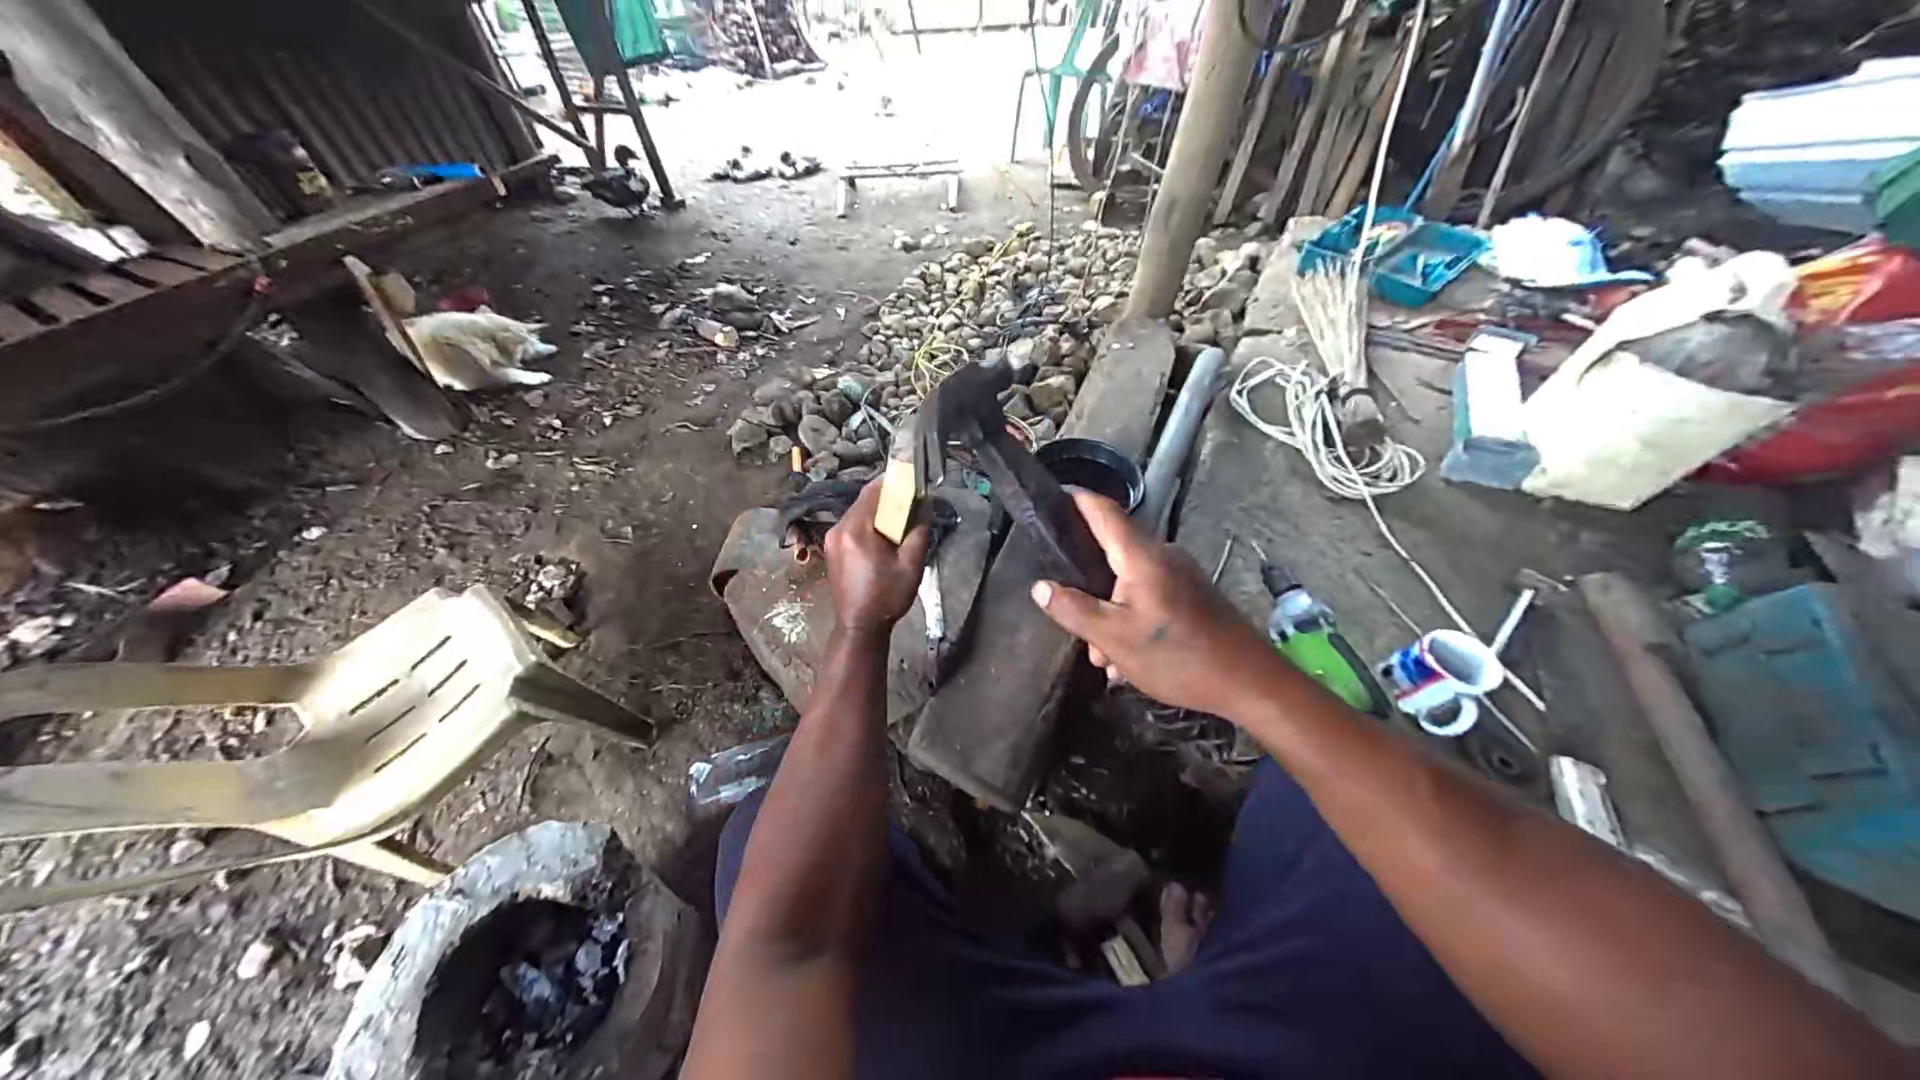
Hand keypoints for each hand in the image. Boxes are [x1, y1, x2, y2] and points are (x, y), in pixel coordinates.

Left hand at [825, 478, 930, 637]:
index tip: (910, 480)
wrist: (859, 626)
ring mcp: (832, 539)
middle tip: (909, 501)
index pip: (873, 491)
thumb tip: (924, 504)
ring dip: (877, 512)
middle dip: (887, 498)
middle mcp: (839, 529)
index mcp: (857, 530)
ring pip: (857, 513)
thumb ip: (918, 529)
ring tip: (898, 519)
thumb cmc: (887, 597)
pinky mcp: (832, 549)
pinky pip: (851, 526)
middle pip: (864, 501)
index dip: (892, 482)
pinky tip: (882, 535)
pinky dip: (868, 524)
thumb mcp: (911, 564)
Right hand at [1030, 492, 1273, 715]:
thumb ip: (1074, 610)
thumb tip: (1040, 587)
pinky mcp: (1191, 596)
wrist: (1250, 683)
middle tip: (1067, 612)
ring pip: (1127, 583)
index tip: (1049, 499)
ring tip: (1102, 655)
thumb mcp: (1115, 638)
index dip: (1075, 499)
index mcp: (1142, 556)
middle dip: (1085, 584)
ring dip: (1108, 614)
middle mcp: (1162, 556)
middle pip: (1110, 552)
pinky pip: (1147, 597)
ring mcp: (1180, 575)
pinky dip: (1130, 620)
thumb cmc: (1179, 657)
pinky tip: (1126, 659)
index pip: (1103, 510)